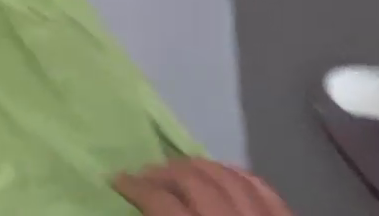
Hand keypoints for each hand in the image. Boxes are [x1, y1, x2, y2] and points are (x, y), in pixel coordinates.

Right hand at [114, 159, 293, 214]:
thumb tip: (141, 213)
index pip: (161, 201)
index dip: (133, 186)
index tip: (116, 181)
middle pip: (192, 180)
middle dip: (161, 172)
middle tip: (143, 177)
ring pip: (226, 176)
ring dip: (195, 167)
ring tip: (177, 173)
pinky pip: (262, 188)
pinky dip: (236, 175)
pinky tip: (219, 176)